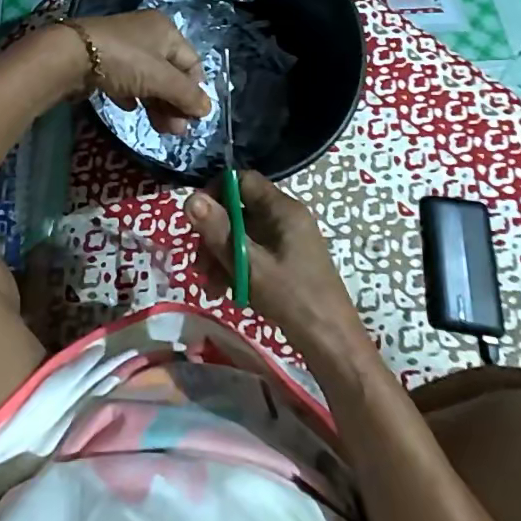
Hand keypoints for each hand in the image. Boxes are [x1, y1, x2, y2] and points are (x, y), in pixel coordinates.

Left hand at [69, 11, 210, 133]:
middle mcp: (148, 34)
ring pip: (149, 79)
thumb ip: (186, 95)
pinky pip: (127, 80)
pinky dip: (133, 96)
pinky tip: (131, 109)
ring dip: (157, 104)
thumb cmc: (124, 61)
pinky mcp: (104, 60)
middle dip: (175, 103)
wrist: (70, 55)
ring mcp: (124, 47)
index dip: (196, 90)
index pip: (192, 63)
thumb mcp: (161, 79)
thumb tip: (207, 110)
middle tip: (176, 131)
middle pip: (171, 73)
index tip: (194, 117)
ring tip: (159, 129)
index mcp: (166, 30)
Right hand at [185, 171, 368, 357]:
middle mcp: (285, 218)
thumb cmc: (292, 297)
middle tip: (198, 264)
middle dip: (214, 234)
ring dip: (221, 256)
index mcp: (283, 209)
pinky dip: (235, 268)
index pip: (243, 180)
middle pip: (239, 210)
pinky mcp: (285, 262)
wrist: (330, 340)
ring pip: (243, 235)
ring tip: (209, 285)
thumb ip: (219, 231)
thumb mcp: (249, 264)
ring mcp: (287, 241)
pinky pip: (253, 254)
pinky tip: (224, 292)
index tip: (195, 219)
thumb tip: (190, 199)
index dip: (216, 193)